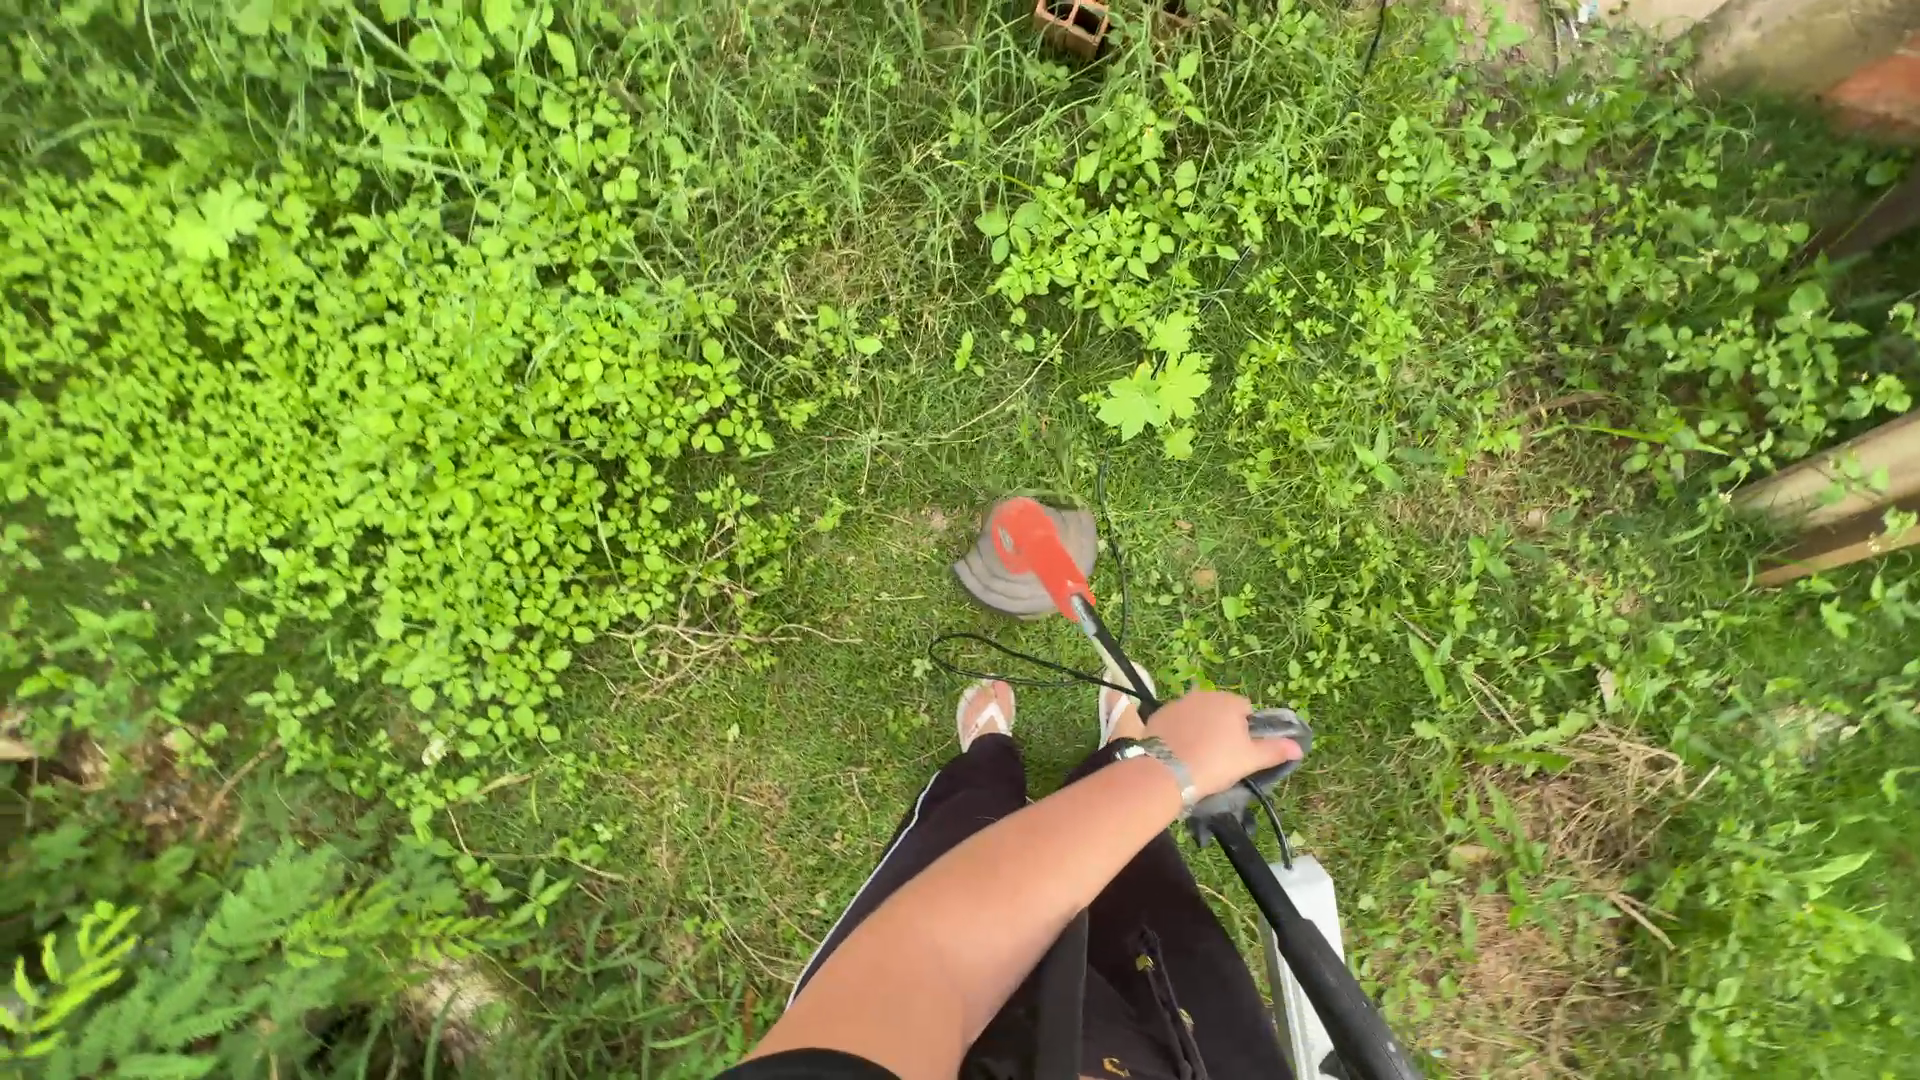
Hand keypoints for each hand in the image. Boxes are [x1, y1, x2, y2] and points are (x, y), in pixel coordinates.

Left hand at [1143, 690, 1303, 796]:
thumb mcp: (1250, 760)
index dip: (1246, 729)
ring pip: (1197, 713)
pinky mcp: (1159, 714)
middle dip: (1222, 725)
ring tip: (1198, 754)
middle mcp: (1202, 695)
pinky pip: (1177, 721)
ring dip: (1200, 727)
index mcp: (1228, 701)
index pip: (1245, 708)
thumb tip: (1298, 747)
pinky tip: (1179, 751)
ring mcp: (1178, 702)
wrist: (1167, 770)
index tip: (1240, 749)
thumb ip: (1274, 750)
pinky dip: (1180, 731)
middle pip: (1220, 709)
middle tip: (1220, 754)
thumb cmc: (1215, 762)